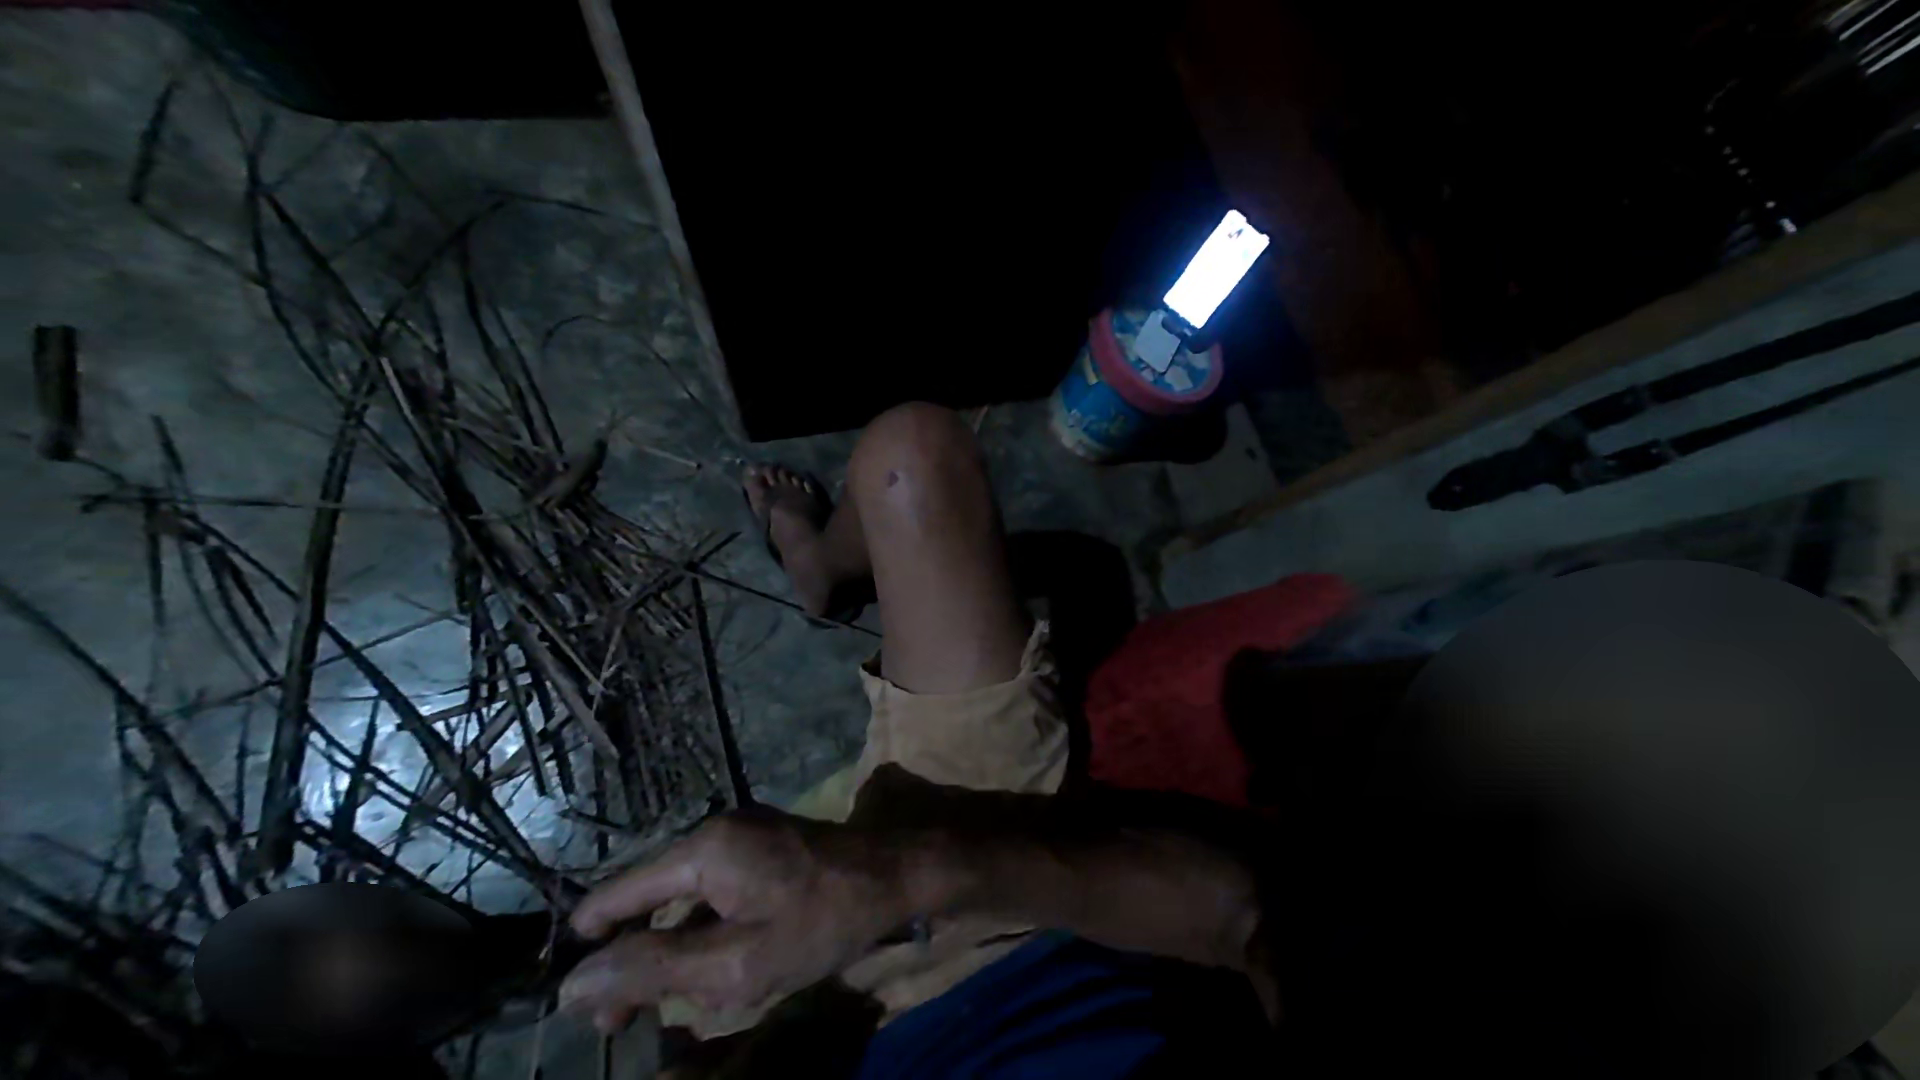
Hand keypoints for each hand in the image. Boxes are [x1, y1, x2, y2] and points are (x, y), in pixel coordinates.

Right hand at [559, 811, 924, 1033]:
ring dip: (678, 950)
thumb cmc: (819, 921)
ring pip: (687, 898)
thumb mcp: (734, 962)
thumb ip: (654, 969)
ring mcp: (746, 834)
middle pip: (653, 897)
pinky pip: (718, 890)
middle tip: (623, 1023)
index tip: (575, 1000)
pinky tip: (721, 968)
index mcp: (703, 849)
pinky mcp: (768, 845)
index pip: (619, 895)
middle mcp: (718, 831)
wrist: (896, 876)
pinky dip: (710, 930)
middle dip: (638, 958)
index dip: (591, 944)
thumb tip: (574, 982)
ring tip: (680, 1000)